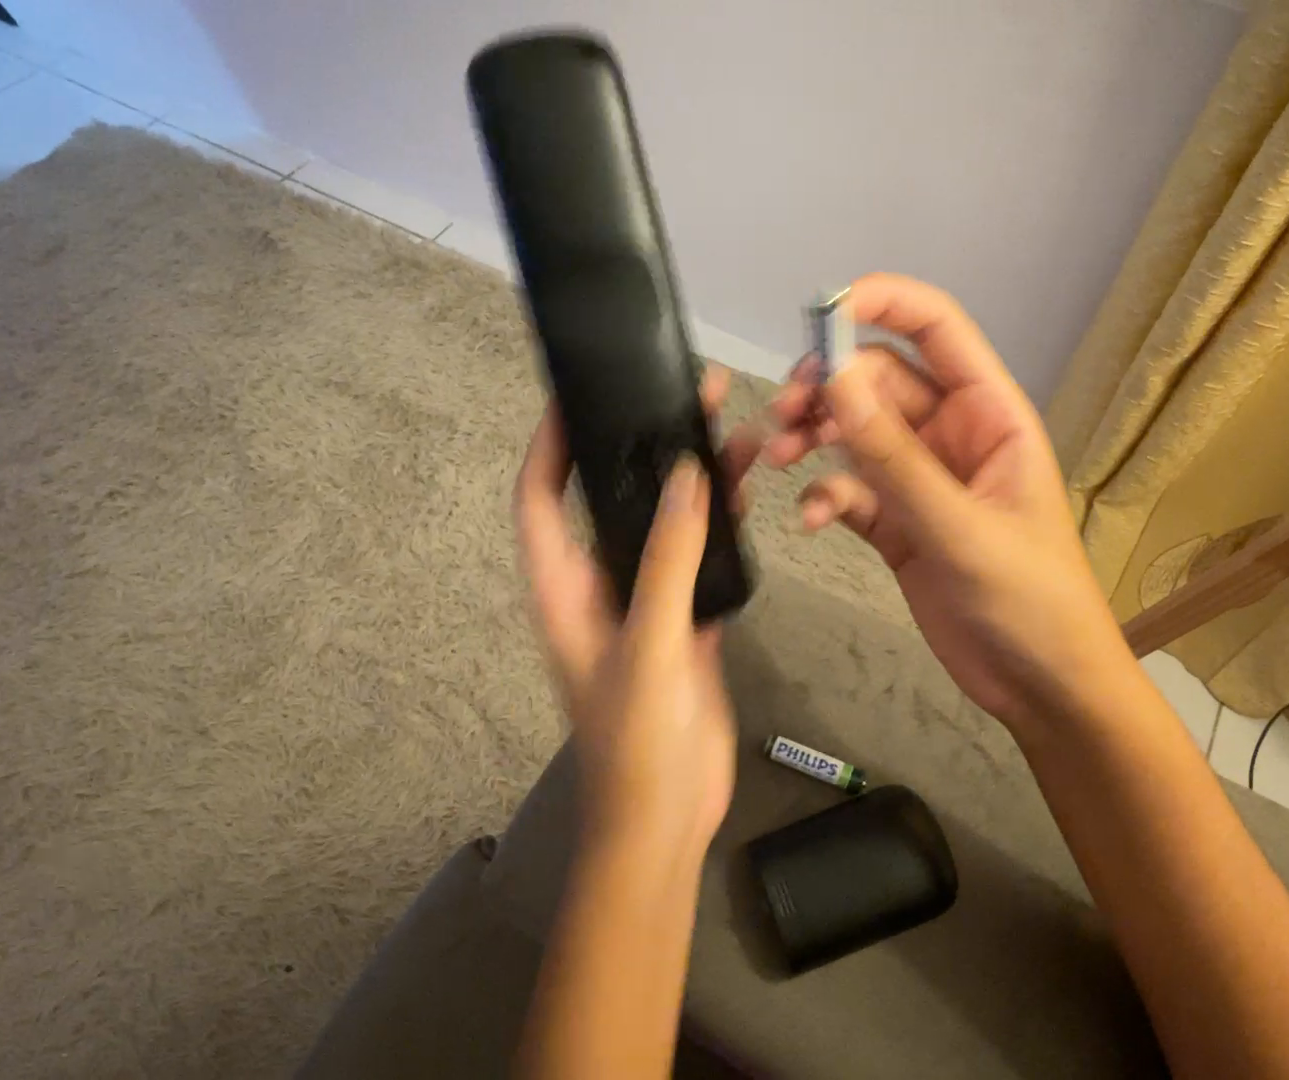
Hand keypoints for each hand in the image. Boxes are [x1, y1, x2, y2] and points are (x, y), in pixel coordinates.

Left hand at [515, 372, 758, 852]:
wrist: (666, 817)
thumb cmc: (637, 739)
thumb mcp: (649, 643)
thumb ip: (665, 558)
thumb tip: (682, 473)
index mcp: (564, 588)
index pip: (541, 497)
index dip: (549, 443)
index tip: (578, 392)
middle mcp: (599, 587)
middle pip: (614, 500)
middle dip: (644, 446)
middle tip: (689, 393)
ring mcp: (646, 606)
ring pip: (665, 528)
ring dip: (693, 485)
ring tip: (734, 433)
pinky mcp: (686, 626)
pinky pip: (700, 564)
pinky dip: (721, 532)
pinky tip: (747, 500)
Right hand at [762, 274, 1114, 730]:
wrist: (1041, 685)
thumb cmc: (1028, 601)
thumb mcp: (960, 528)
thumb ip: (895, 458)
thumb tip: (835, 379)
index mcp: (989, 414)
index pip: (936, 330)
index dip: (881, 303)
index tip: (818, 313)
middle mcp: (951, 436)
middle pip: (877, 383)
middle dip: (827, 389)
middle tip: (782, 412)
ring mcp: (921, 482)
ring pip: (855, 435)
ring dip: (815, 438)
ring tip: (777, 458)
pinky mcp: (897, 526)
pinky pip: (849, 492)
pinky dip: (824, 498)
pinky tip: (810, 521)